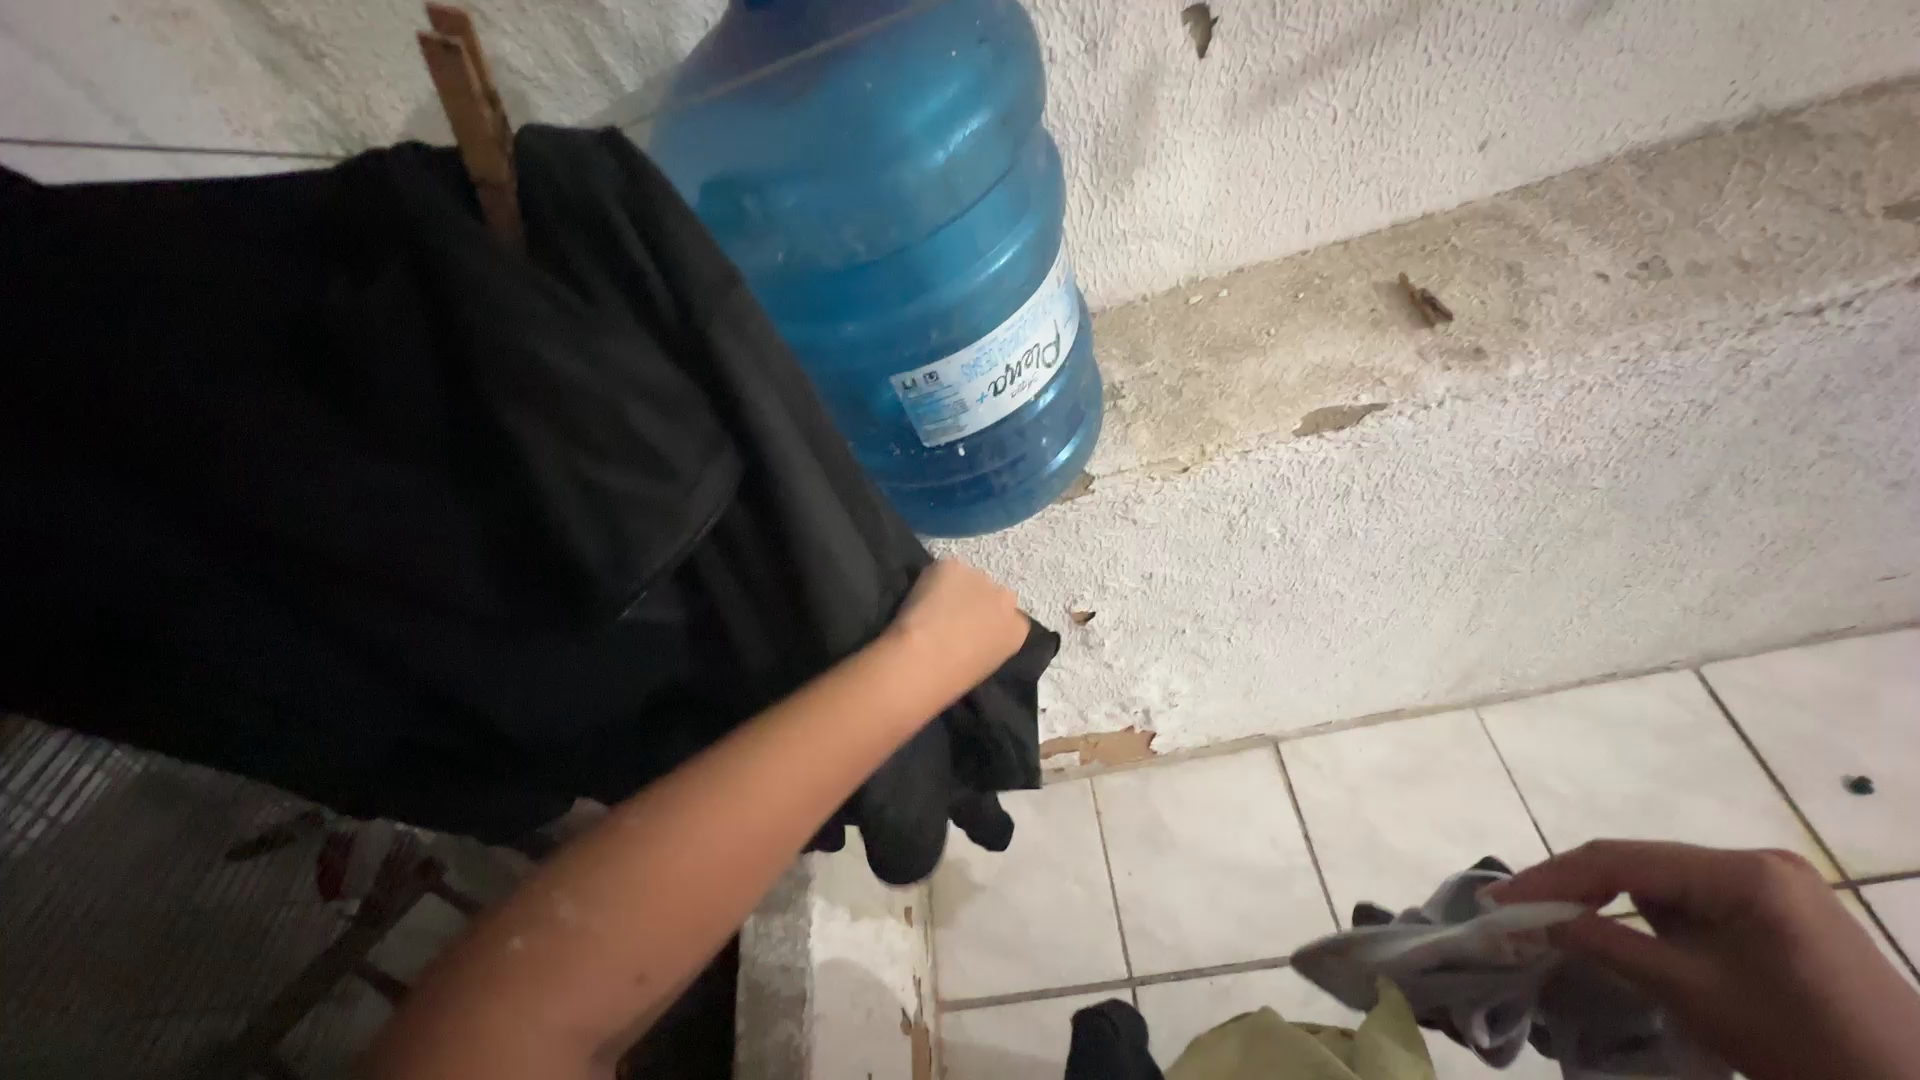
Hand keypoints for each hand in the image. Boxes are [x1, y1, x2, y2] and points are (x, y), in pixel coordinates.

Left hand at [883, 558, 1028, 696]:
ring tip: (933, 609)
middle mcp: (1006, 598)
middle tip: (954, 619)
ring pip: (968, 579)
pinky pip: (943, 570)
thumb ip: (988, 643)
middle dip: (978, 602)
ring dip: (956, 589)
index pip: (1011, 618)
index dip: (989, 623)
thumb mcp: (985, 665)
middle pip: (994, 594)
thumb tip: (972, 636)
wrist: (923, 659)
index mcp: (1018, 628)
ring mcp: (980, 577)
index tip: (973, 634)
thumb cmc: (952, 678)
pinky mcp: (952, 565)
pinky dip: (933, 580)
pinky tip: (920, 600)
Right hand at [1492, 840, 1919, 1079]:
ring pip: (1661, 880)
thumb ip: (1601, 943)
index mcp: (1741, 872)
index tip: (1498, 901)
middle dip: (1575, 886)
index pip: (1620, 859)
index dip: (1550, 878)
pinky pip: (1691, 900)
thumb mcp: (1689, 992)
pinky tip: (1621, 933)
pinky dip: (1650, 916)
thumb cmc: (1802, 1045)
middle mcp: (1755, 861)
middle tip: (1518, 911)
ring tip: (1555, 919)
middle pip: (1638, 862)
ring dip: (1610, 900)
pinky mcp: (1778, 911)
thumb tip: (1525, 919)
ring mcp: (1772, 884)